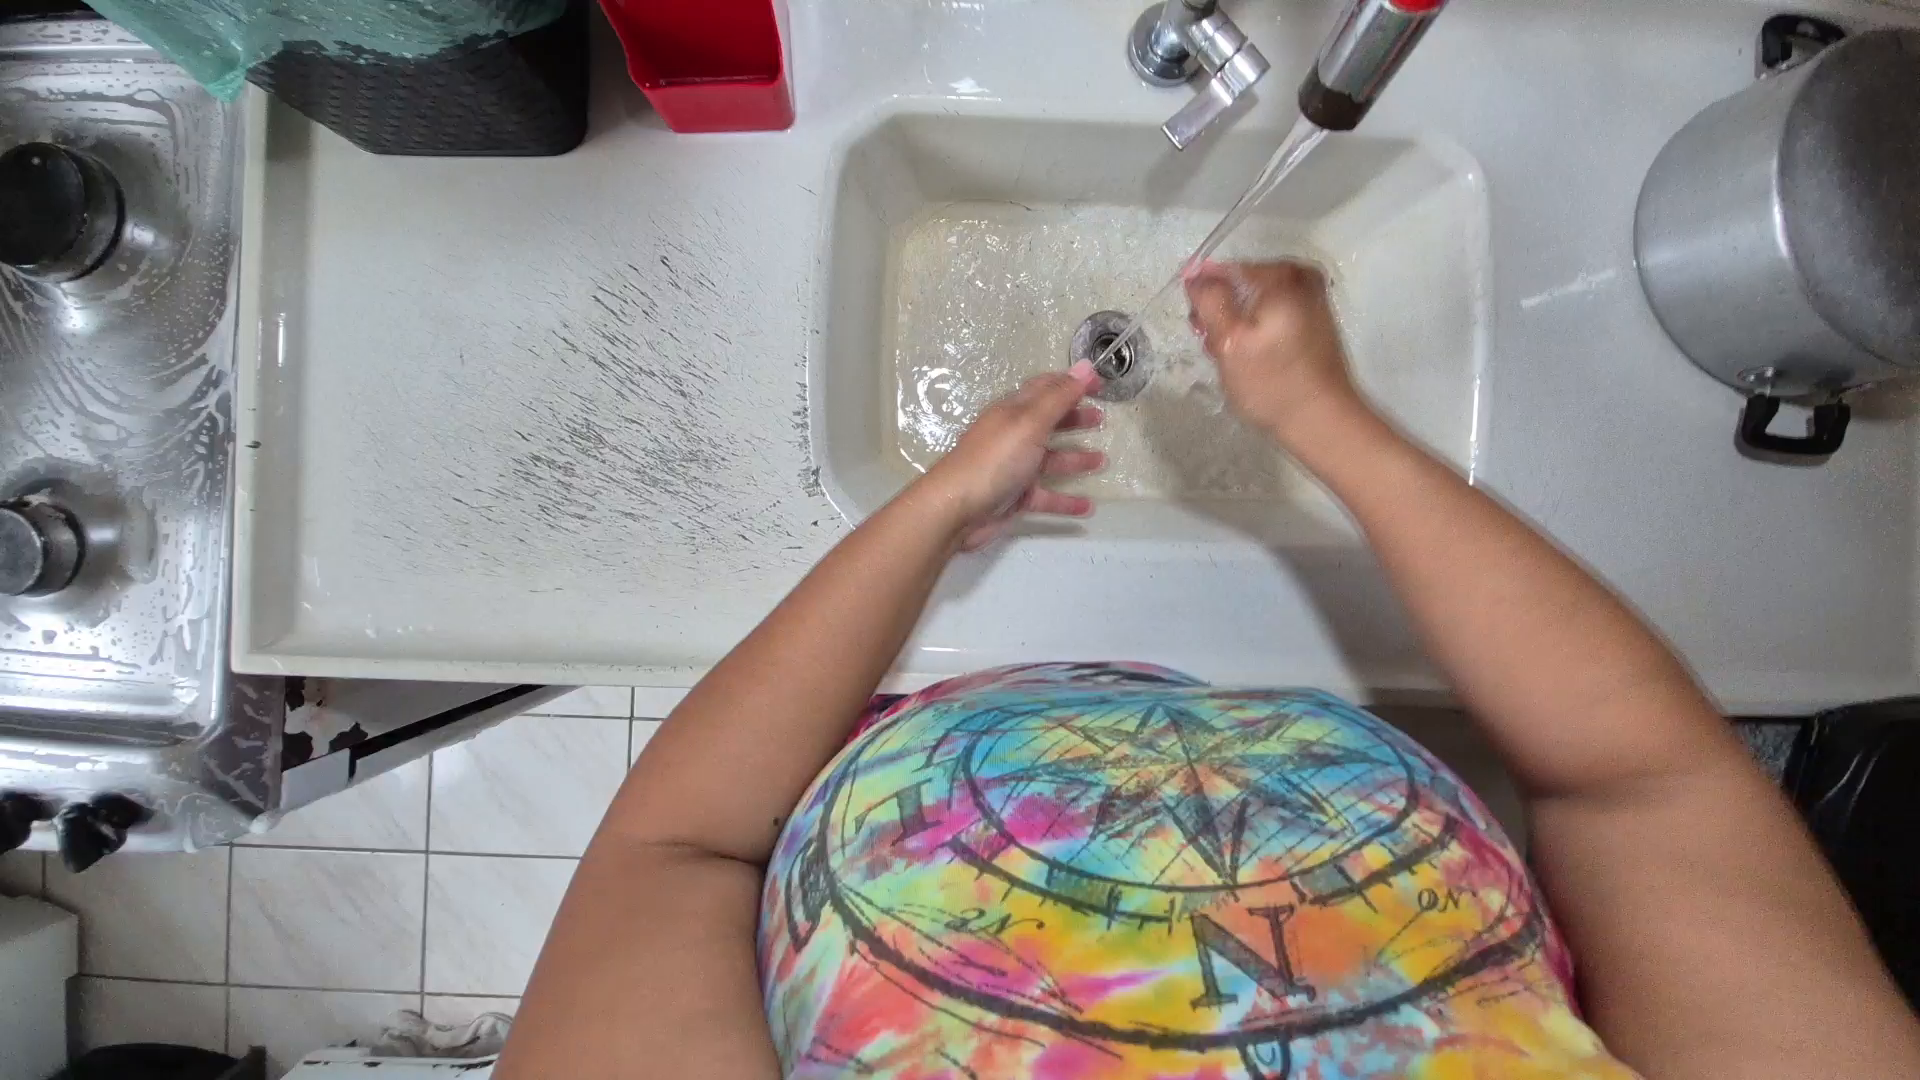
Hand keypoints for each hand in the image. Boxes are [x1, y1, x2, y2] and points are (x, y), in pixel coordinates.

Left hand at [920, 362, 1106, 550]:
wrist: (956, 509)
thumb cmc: (993, 460)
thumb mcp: (1029, 423)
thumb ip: (1059, 397)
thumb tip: (1086, 366)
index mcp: (1013, 412)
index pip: (1045, 389)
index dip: (1072, 383)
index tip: (1100, 384)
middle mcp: (1013, 436)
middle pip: (1048, 422)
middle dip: (1073, 419)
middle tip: (1101, 420)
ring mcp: (1013, 468)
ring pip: (1049, 461)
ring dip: (1075, 459)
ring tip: (1102, 461)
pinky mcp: (1014, 497)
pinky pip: (1046, 497)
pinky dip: (1066, 501)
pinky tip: (1088, 508)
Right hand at [1185, 260, 1367, 442]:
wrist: (1320, 419)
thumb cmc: (1271, 383)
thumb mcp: (1229, 341)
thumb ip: (1209, 301)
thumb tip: (1194, 275)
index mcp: (1282, 275)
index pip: (1223, 272)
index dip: (1204, 301)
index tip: (1201, 331)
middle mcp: (1301, 277)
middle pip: (1239, 287)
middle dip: (1221, 316)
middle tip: (1219, 350)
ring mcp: (1310, 299)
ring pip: (1252, 305)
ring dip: (1235, 329)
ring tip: (1234, 361)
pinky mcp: (1312, 322)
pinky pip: (1268, 317)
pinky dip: (1255, 335)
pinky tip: (1252, 360)